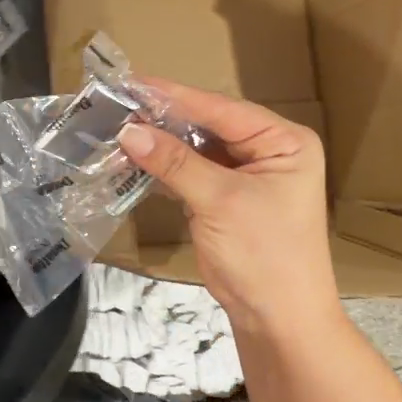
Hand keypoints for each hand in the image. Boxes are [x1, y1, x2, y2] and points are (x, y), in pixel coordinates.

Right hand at [116, 78, 333, 325]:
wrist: (278, 320)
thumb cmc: (263, 255)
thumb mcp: (219, 201)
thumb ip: (174, 163)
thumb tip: (128, 131)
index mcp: (284, 141)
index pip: (222, 109)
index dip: (175, 96)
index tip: (132, 82)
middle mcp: (267, 151)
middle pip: (207, 125)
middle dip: (163, 119)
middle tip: (118, 104)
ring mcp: (245, 176)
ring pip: (195, 149)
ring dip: (159, 144)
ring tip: (117, 128)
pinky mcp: (224, 200)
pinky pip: (190, 173)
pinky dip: (163, 168)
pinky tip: (133, 159)